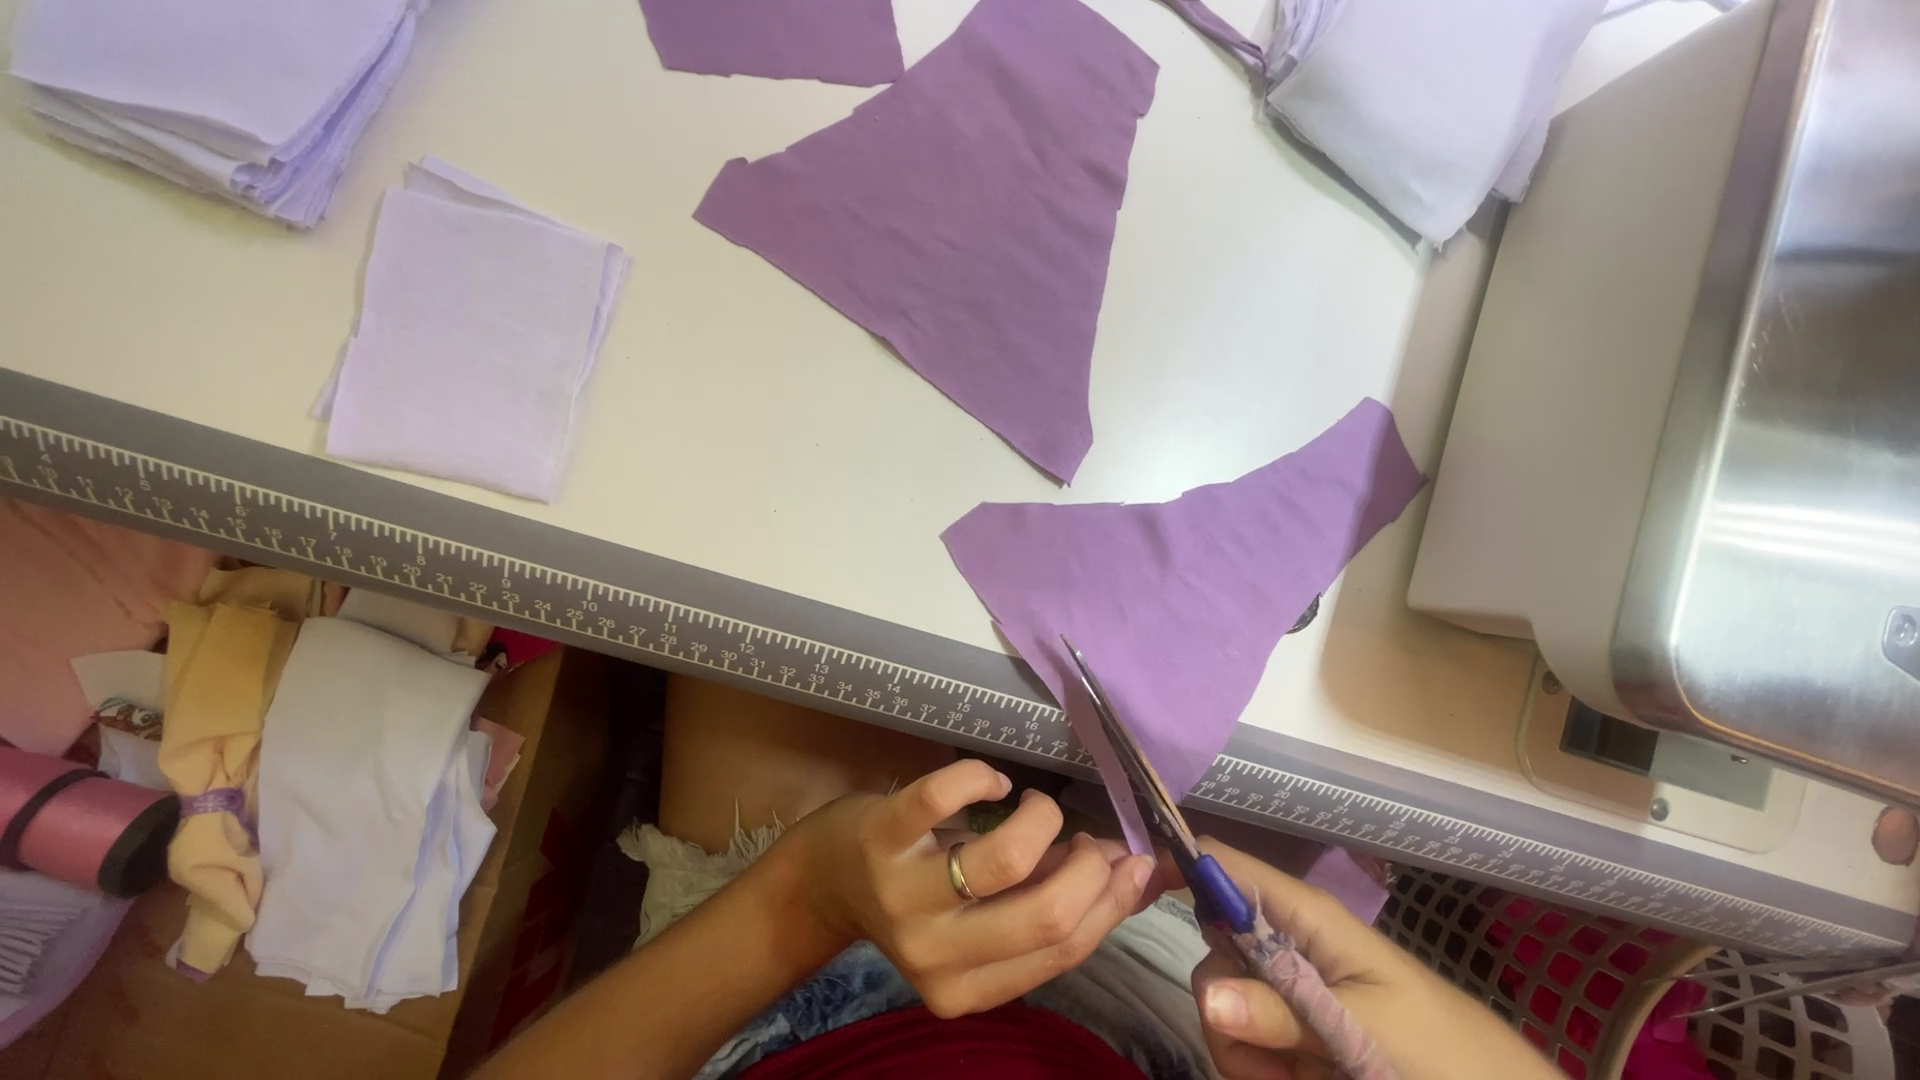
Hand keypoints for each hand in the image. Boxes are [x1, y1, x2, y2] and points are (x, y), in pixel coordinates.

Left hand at [773, 758, 1158, 1017]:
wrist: (828, 879)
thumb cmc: (921, 897)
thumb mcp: (984, 916)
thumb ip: (1051, 900)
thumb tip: (1137, 871)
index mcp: (969, 988)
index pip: (1064, 949)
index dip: (1109, 900)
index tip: (1128, 860)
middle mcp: (936, 955)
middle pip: (1045, 913)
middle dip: (1087, 865)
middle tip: (1083, 833)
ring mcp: (906, 896)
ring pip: (1006, 859)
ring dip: (1043, 820)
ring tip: (1037, 806)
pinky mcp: (882, 837)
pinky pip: (945, 797)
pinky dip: (981, 778)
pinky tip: (991, 780)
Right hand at [1188, 839, 1558, 1079]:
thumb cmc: (1441, 1050)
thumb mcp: (1364, 1028)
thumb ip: (1282, 1011)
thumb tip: (1205, 996)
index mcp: (1302, 914)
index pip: (1221, 863)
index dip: (1173, 863)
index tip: (1130, 890)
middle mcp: (1284, 941)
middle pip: (1209, 946)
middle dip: (1223, 1003)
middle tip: (1271, 1054)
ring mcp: (1285, 989)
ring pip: (1221, 1003)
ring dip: (1245, 1050)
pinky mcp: (1289, 1031)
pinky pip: (1241, 1041)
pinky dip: (1257, 1070)